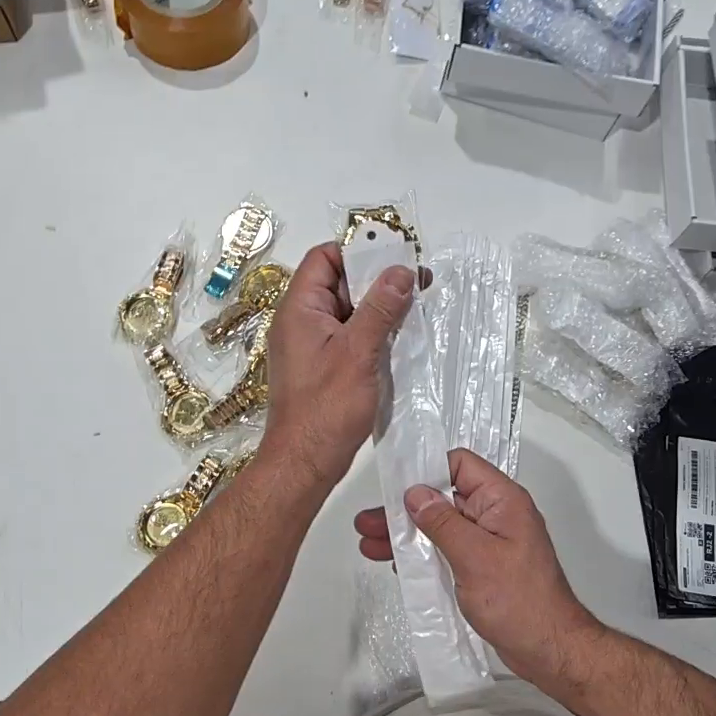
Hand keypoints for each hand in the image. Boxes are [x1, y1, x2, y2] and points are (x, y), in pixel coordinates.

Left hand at [259, 243, 413, 487]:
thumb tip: (401, 272)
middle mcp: (301, 321)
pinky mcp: (324, 366)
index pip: (324, 259)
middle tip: (415, 283)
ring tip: (415, 308)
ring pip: (347, 311)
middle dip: (376, 279)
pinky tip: (400, 337)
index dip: (357, 252)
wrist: (305, 462)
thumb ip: (380, 309)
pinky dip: (372, 331)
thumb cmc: (326, 408)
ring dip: (378, 307)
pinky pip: (349, 335)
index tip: (394, 257)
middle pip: (338, 282)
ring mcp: (312, 345)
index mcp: (300, 309)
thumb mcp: (358, 352)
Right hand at [354, 449, 599, 676]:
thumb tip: (415, 493)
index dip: (426, 471)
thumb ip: (442, 523)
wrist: (549, 650)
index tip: (393, 487)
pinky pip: (447, 551)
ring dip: (407, 535)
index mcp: (502, 500)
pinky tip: (393, 565)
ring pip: (441, 527)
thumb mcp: (474, 557)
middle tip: (367, 524)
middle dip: (404, 511)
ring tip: (368, 546)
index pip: (460, 465)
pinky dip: (421, 556)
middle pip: (443, 498)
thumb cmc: (517, 600)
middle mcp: (495, 515)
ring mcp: (489, 542)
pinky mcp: (482, 568)